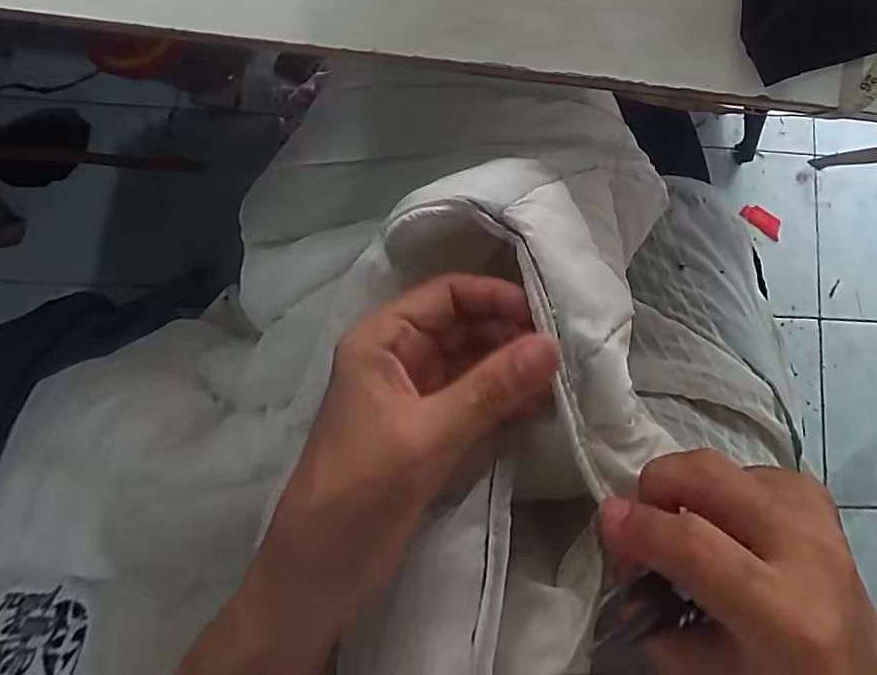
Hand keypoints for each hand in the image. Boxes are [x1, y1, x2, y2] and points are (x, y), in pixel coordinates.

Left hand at [179, 274, 559, 674]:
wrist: (316, 584)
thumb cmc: (359, 493)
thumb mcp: (429, 435)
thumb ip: (492, 387)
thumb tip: (552, 344)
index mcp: (383, 339)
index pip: (447, 293)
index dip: (495, 296)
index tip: (543, 313)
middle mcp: (400, 355)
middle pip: (465, 323)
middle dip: (511, 332)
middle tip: (560, 350)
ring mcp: (416, 391)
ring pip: (475, 359)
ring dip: (513, 365)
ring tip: (557, 377)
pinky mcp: (430, 425)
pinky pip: (476, 394)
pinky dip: (506, 395)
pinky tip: (539, 403)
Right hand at [599, 450, 876, 674]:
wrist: (865, 665)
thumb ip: (666, 631)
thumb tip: (624, 565)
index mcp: (788, 612)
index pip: (697, 546)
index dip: (643, 527)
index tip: (605, 519)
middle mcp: (804, 544)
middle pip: (707, 475)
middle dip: (656, 485)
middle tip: (639, 526)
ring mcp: (811, 507)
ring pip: (718, 464)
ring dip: (684, 490)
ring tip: (681, 530)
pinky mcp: (810, 487)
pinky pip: (740, 468)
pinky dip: (716, 492)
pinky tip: (726, 528)